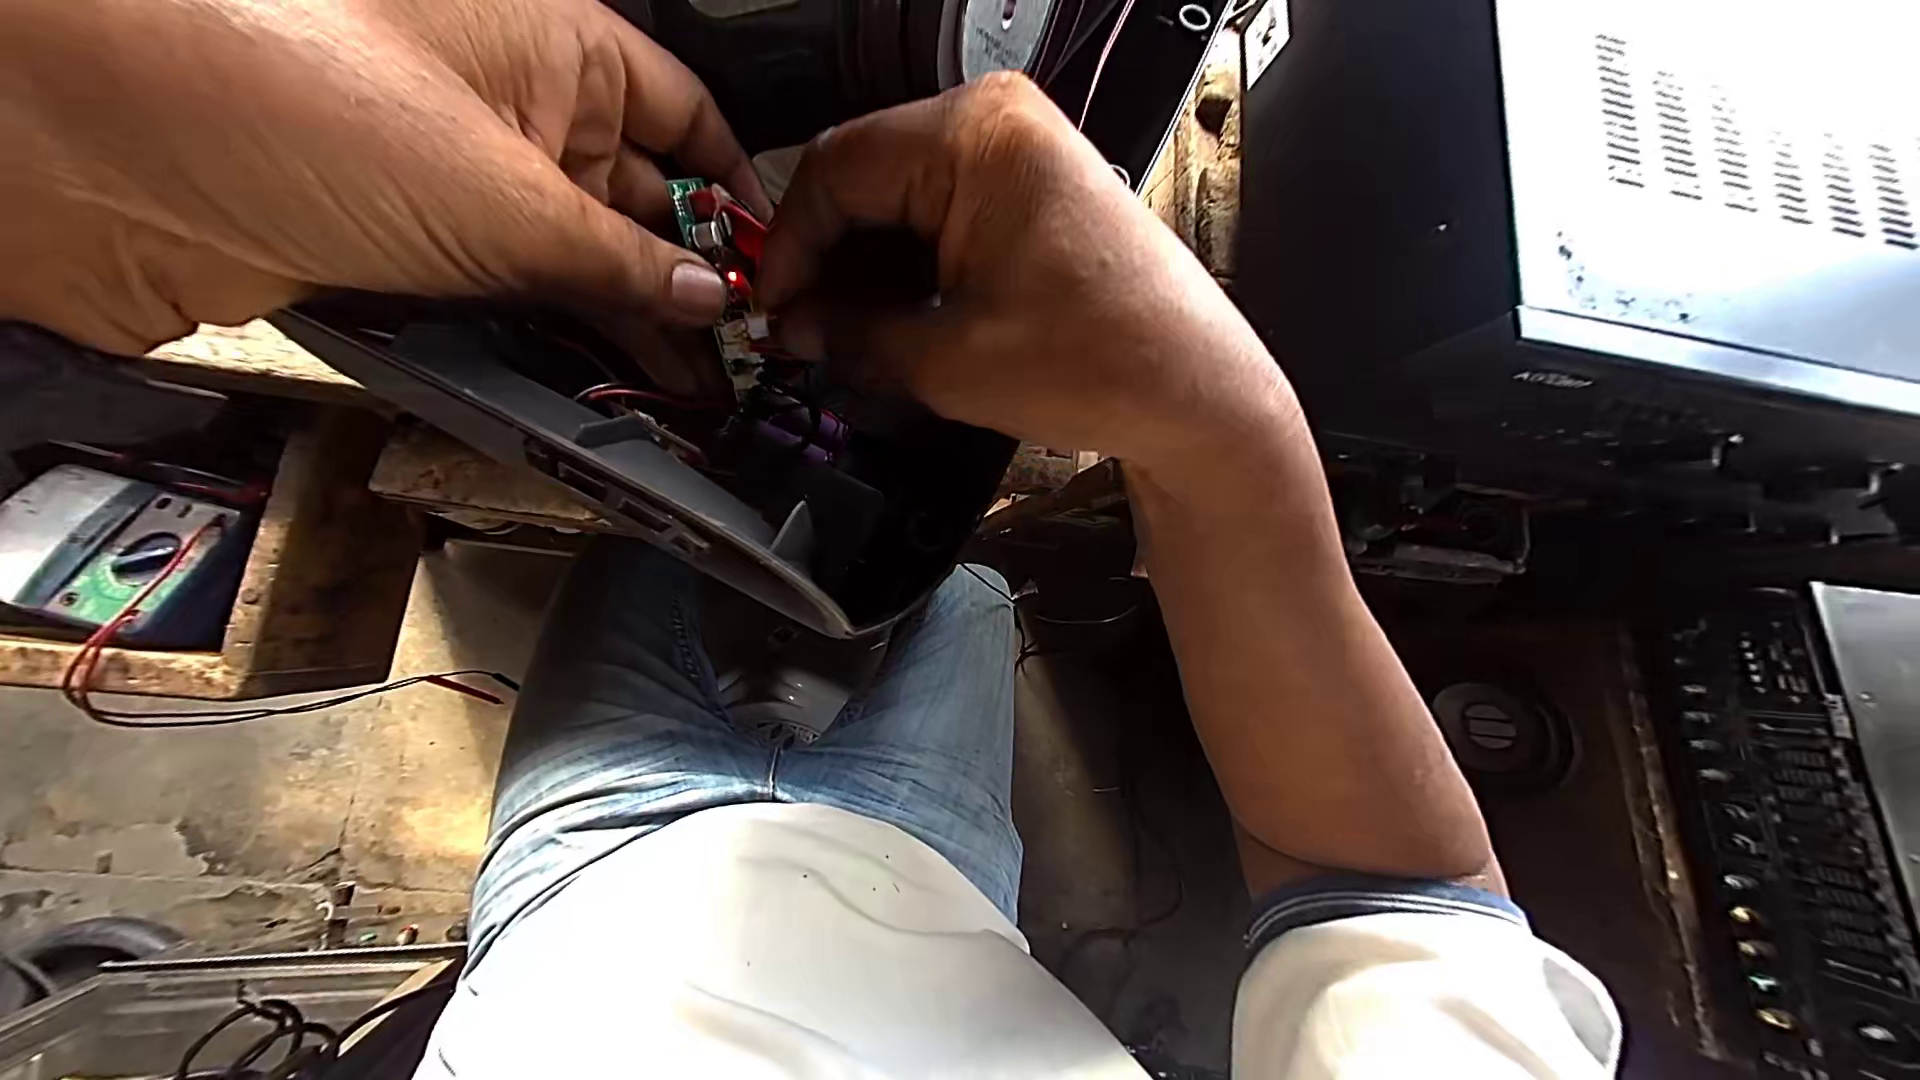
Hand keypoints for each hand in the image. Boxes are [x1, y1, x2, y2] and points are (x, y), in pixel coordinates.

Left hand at [0, 0, 770, 355]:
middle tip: (751, 346)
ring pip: (607, 253)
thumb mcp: (499, 190)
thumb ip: (622, 255)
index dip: (737, 188)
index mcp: (555, 48)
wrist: (54, 139)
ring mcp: (491, 183)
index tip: (770, 261)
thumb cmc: (283, 98)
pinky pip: (552, 289)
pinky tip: (650, 372)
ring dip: (660, 314)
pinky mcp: (451, 246)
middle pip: (653, 198)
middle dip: (703, 270)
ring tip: (716, 377)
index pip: (687, 117)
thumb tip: (712, 296)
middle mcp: (531, 111)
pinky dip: (600, 329)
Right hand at [759, 73, 1298, 473]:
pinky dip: (913, 274)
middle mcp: (997, 127)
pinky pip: (948, 224)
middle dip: (831, 264)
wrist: (1191, 392)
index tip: (772, 307)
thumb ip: (857, 337)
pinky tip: (898, 323)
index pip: (836, 169)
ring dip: (870, 274)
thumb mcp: (949, 361)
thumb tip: (800, 329)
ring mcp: (1022, 161)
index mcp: (972, 136)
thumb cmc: (1091, 365)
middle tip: (807, 332)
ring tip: (850, 339)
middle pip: (870, 182)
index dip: (791, 246)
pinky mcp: (1035, 202)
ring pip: (906, 207)